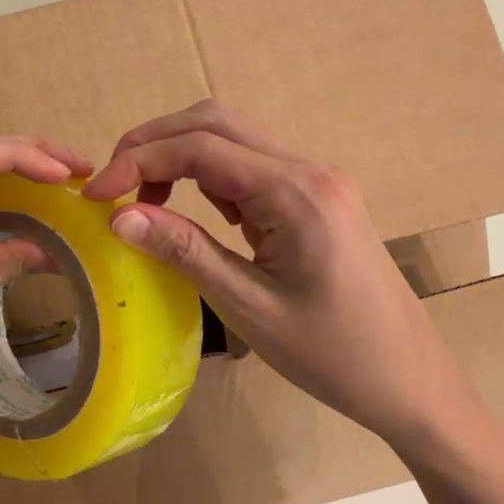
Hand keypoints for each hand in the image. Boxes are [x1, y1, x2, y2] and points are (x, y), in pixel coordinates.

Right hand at [84, 100, 482, 443]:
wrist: (409, 380)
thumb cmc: (331, 354)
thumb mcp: (247, 307)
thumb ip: (184, 251)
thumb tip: (118, 217)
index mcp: (297, 193)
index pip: (200, 147)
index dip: (137, 162)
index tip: (94, 197)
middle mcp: (309, 170)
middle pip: (215, 122)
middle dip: (152, 143)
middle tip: (110, 187)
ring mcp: (316, 180)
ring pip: (231, 138)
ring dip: (177, 157)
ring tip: (141, 204)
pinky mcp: (314, 198)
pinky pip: (248, 166)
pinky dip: (205, 176)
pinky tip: (188, 212)